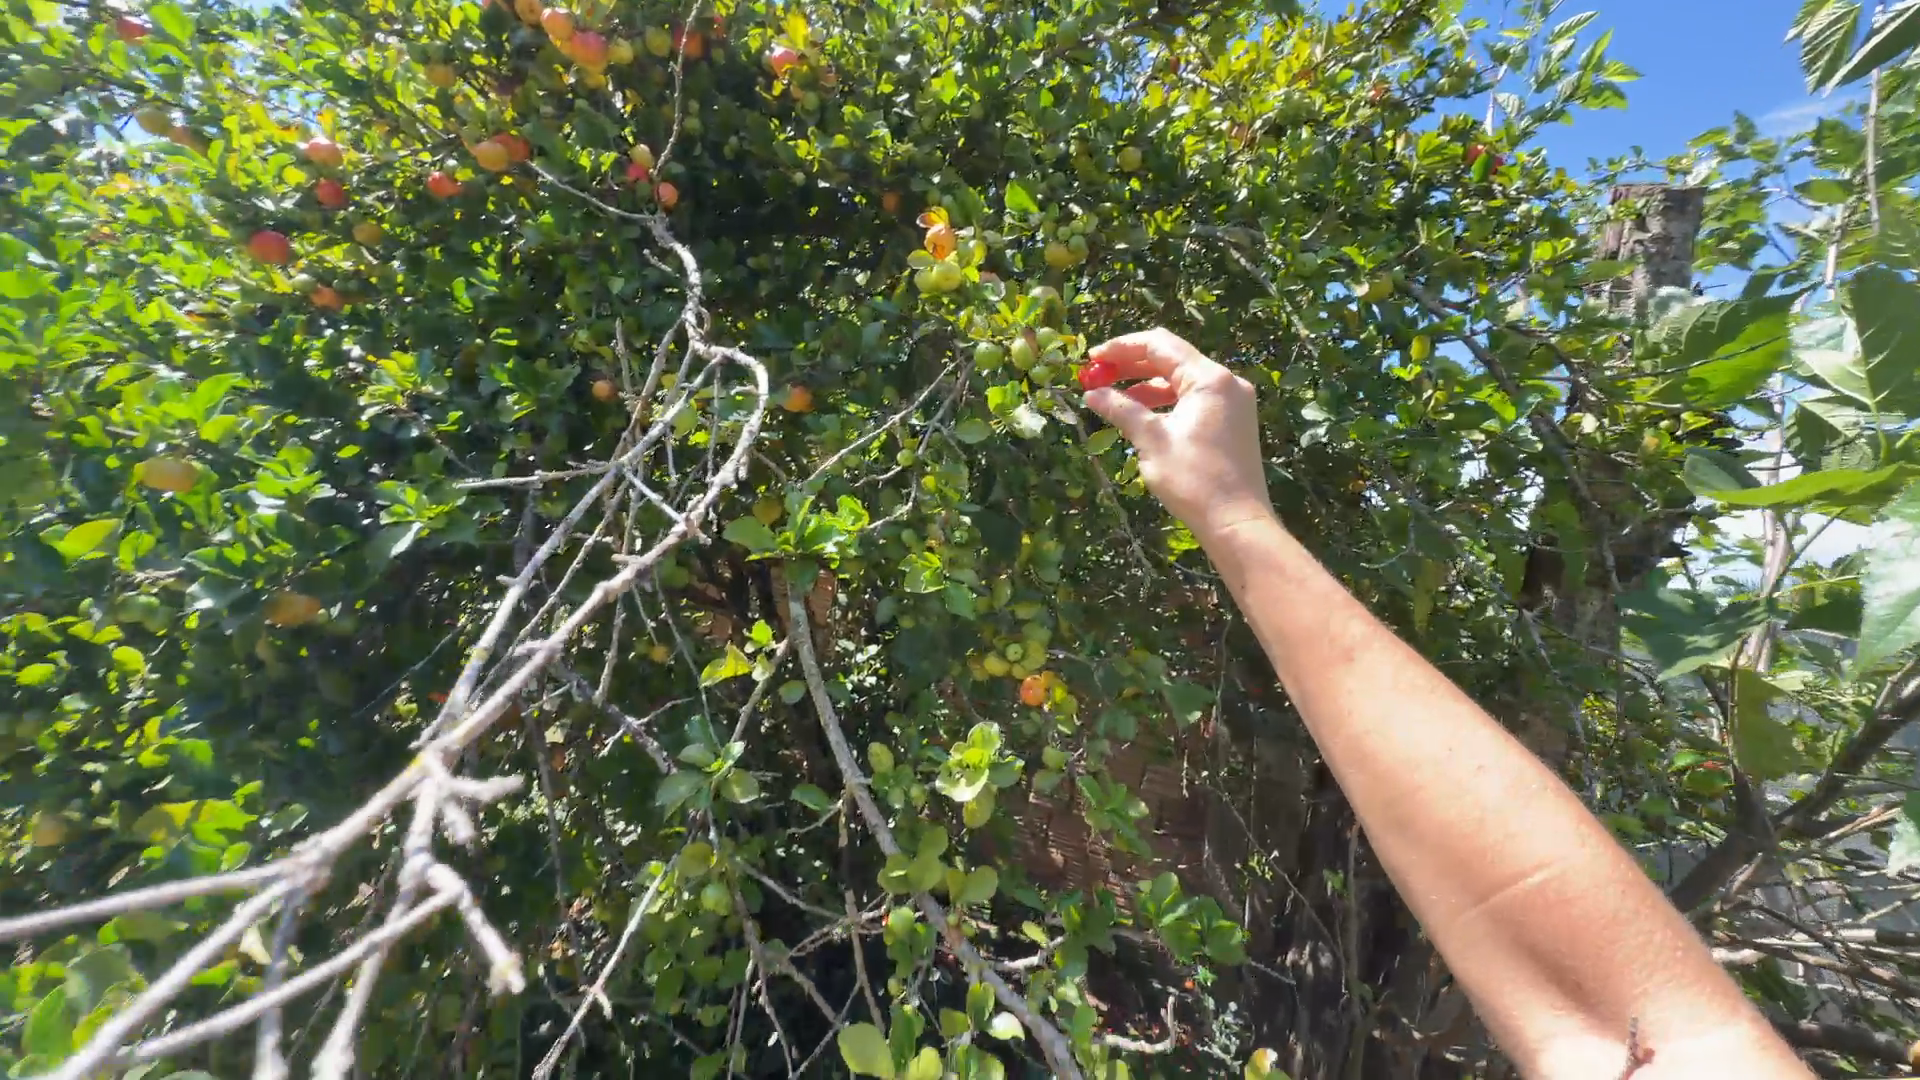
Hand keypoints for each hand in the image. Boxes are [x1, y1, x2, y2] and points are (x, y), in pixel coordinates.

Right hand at [1081, 328, 1273, 543]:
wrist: (1235, 521)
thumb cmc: (1193, 479)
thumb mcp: (1151, 440)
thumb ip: (1121, 410)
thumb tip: (1091, 393)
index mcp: (1209, 379)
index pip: (1160, 345)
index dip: (1122, 348)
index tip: (1092, 358)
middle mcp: (1225, 382)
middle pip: (1172, 360)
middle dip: (1131, 366)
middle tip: (1097, 376)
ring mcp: (1232, 403)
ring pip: (1181, 382)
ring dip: (1146, 386)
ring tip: (1112, 399)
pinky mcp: (1231, 422)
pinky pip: (1192, 401)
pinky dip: (1164, 403)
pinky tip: (1140, 416)